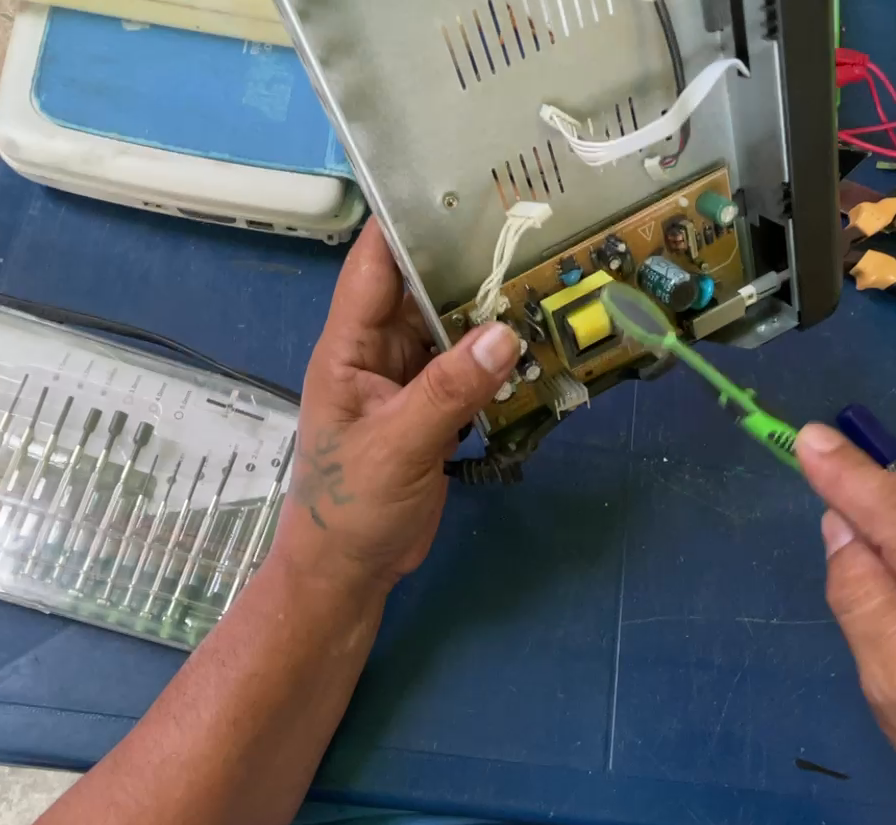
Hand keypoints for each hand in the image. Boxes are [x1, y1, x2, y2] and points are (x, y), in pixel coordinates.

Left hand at [270, 220, 519, 594]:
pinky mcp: (432, 414)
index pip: (374, 267)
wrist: (351, 570)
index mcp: (349, 349)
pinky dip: (495, 363)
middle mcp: (378, 355)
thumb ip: (448, 392)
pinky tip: (535, 348)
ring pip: (450, 333)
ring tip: (545, 280)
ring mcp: (408, 385)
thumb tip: (507, 335)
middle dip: (467, 263)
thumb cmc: (351, 507)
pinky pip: (466, 375)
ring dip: (489, 315)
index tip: (457, 184)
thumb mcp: (396, 446)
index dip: (407, 222)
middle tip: (529, 229)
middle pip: (422, 292)